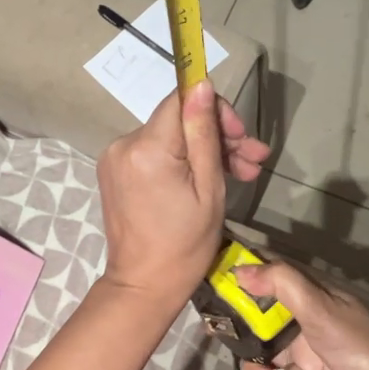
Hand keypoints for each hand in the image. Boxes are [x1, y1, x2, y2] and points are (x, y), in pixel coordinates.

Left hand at [97, 82, 269, 310]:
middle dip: (218, 135)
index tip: (241, 134)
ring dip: (204, 150)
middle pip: (176, 120)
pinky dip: (181, 161)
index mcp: (147, 148)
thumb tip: (202, 84)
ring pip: (168, 137)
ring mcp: (114, 158)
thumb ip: (204, 133)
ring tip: (244, 173)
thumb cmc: (185, 245)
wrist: (144, 285)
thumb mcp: (209, 189)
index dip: (214, 109)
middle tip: (254, 161)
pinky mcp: (114, 171)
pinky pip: (153, 153)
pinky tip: (210, 178)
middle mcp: (123, 144)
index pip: (181, 100)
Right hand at [236, 262, 368, 369]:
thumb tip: (239, 268)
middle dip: (241, 336)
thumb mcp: (320, 309)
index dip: (236, 280)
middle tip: (225, 344)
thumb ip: (281, 285)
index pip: (264, 276)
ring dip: (262, 369)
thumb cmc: (361, 344)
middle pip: (257, 320)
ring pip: (266, 356)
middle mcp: (304, 316)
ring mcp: (309, 349)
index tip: (209, 293)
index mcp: (306, 293)